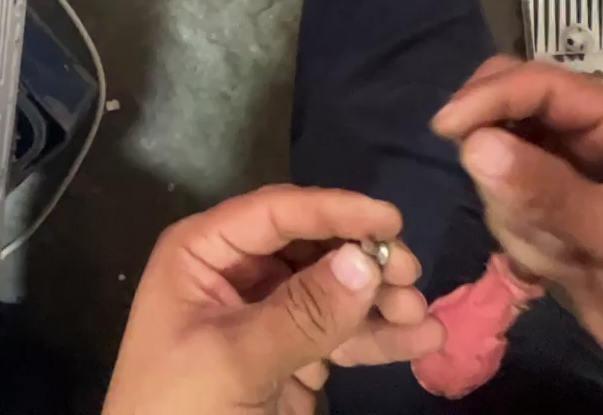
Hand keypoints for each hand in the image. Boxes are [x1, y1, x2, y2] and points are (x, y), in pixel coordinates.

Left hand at [103, 185, 446, 413]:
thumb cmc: (180, 412)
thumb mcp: (235, 360)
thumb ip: (303, 312)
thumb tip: (366, 259)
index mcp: (203, 251)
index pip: (275, 212)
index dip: (333, 209)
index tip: (392, 218)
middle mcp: (233, 270)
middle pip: (307, 246)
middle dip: (360, 257)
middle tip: (412, 273)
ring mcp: (261, 313)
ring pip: (327, 289)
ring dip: (375, 301)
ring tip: (422, 315)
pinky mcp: (284, 356)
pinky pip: (334, 334)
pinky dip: (373, 338)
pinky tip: (420, 340)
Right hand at [432, 58, 602, 414]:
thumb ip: (555, 195)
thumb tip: (472, 144)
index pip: (545, 86)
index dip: (491, 95)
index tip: (448, 128)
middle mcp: (596, 149)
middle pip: (512, 117)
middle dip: (498, 156)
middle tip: (505, 198)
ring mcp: (576, 191)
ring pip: (503, 172)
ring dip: (519, 216)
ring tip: (567, 258)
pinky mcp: (562, 230)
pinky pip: (512, 216)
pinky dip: (524, 244)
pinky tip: (564, 273)